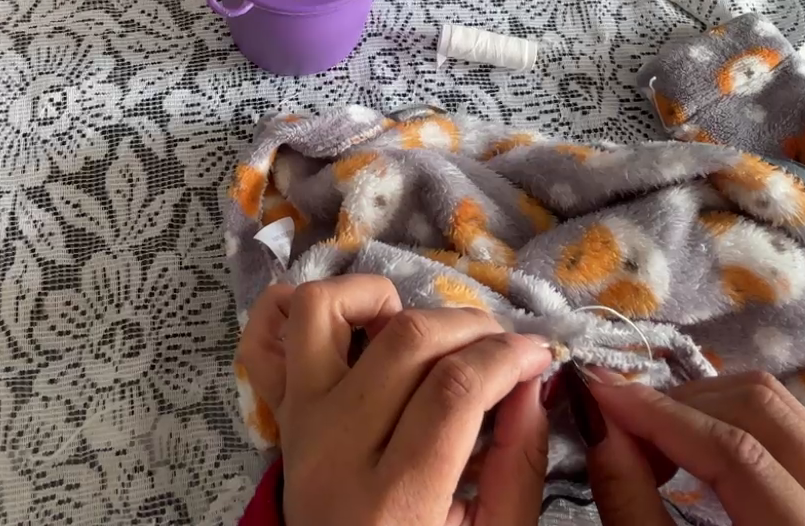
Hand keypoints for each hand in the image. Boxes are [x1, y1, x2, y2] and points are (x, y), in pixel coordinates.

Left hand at [234, 276, 553, 525]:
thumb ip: (517, 467)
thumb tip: (531, 380)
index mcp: (394, 503)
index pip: (454, 391)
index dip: (506, 356)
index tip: (537, 353)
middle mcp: (333, 448)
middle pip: (405, 341)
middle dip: (468, 326)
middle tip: (501, 343)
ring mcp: (296, 421)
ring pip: (324, 309)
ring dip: (381, 300)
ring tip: (420, 335)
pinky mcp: (278, 408)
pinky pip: (268, 329)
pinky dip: (311, 306)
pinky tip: (359, 327)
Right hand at [575, 370, 804, 525]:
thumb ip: (633, 505)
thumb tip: (596, 418)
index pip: (736, 454)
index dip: (658, 413)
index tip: (596, 390)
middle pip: (764, 409)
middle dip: (680, 403)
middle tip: (622, 428)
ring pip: (781, 410)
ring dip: (703, 406)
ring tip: (654, 441)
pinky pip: (791, 433)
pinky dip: (729, 422)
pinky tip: (692, 453)